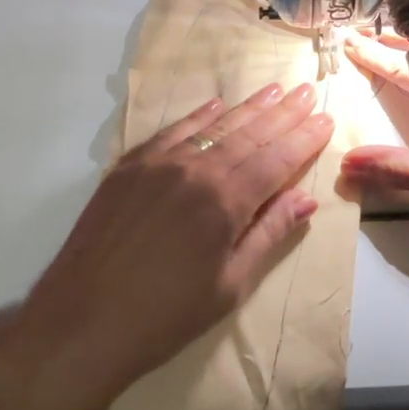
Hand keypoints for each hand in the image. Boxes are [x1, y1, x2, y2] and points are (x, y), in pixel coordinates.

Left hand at [0, 82, 335, 409]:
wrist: (82, 319)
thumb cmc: (165, 315)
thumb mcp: (229, 286)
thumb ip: (268, 235)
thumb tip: (306, 199)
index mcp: (226, 201)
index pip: (276, 159)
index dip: (304, 138)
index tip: (326, 118)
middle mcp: (197, 169)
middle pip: (250, 134)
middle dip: (284, 113)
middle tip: (308, 90)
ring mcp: (161, 162)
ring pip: (215, 126)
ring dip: (248, 107)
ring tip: (275, 90)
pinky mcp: (131, 165)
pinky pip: (173, 130)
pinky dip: (198, 116)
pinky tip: (216, 105)